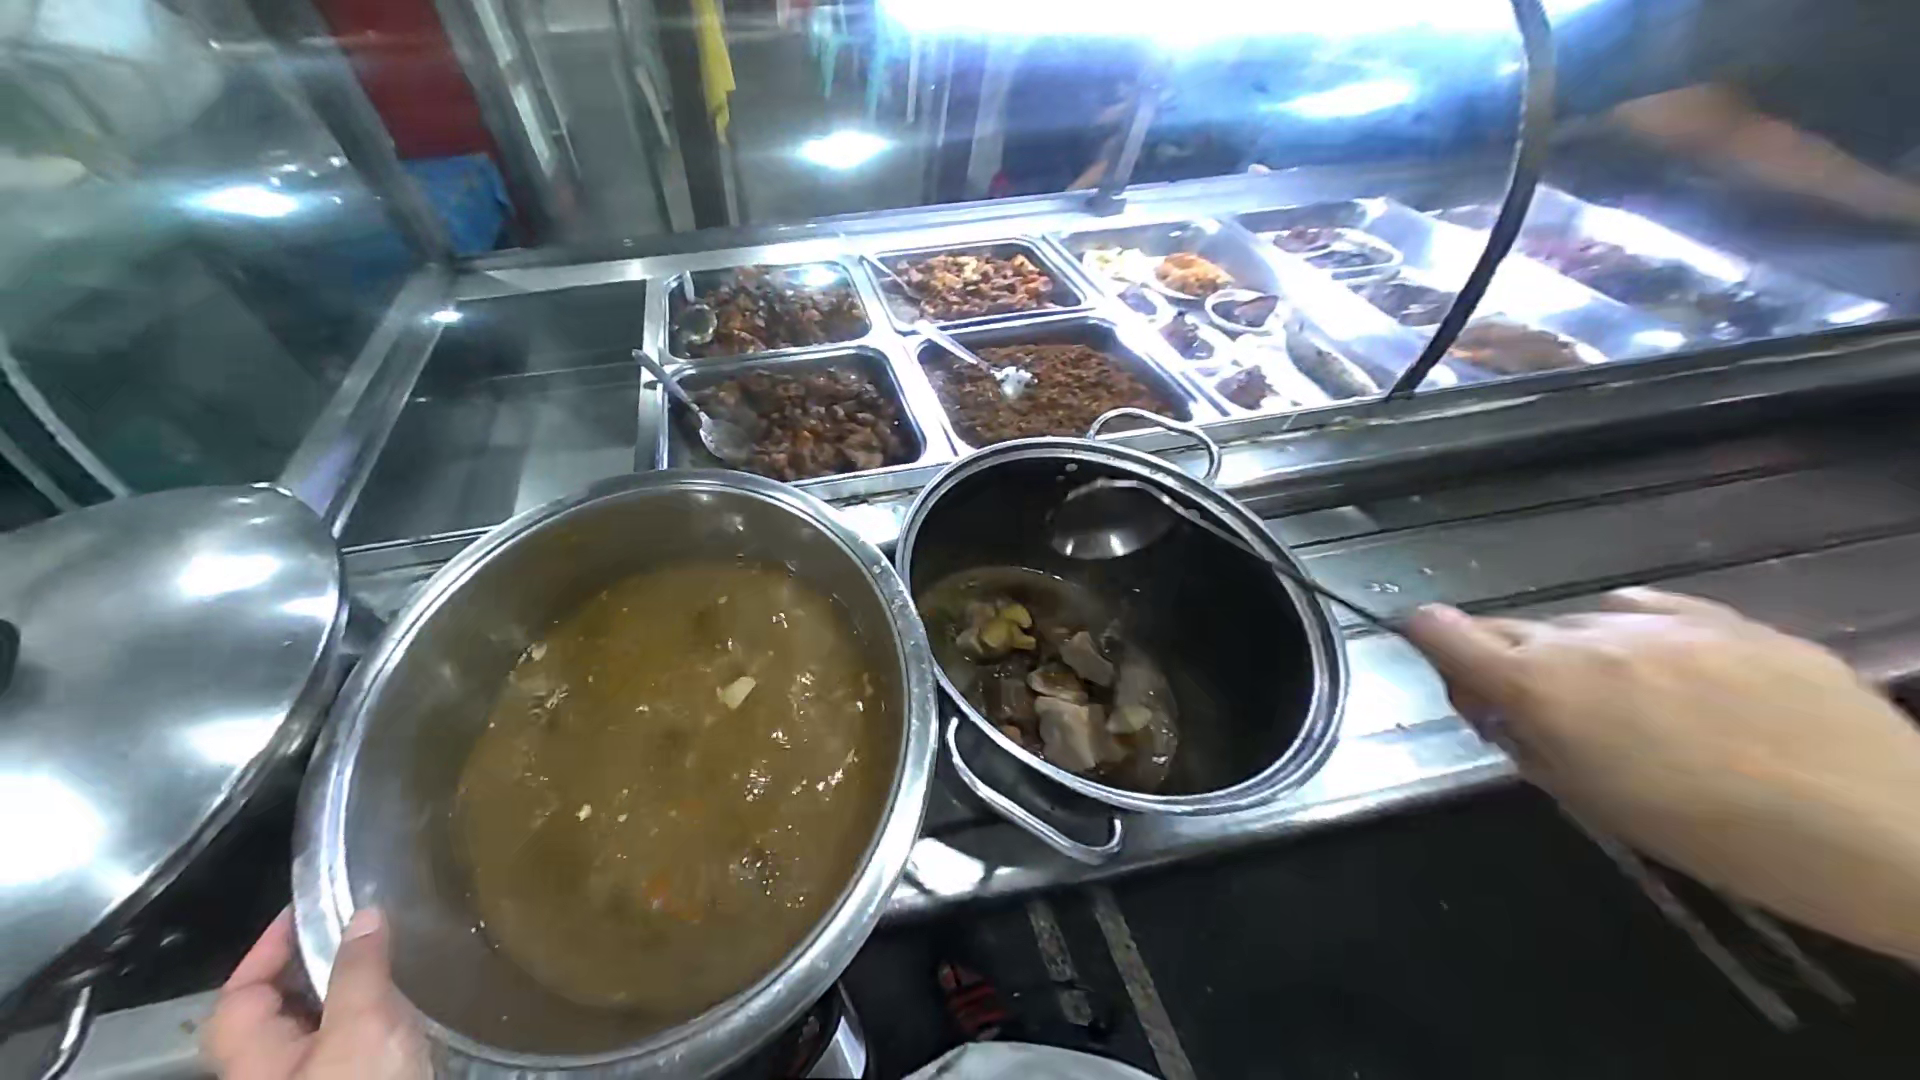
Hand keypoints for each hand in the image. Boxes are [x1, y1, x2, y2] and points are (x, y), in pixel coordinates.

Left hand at [203, 909, 426, 1079]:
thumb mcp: (363, 1027)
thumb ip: (359, 970)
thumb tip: (362, 915)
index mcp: (256, 1063)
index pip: (237, 998)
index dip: (264, 950)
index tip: (306, 905)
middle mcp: (272, 1075)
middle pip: (273, 1012)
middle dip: (310, 963)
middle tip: (358, 919)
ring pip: (314, 1023)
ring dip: (344, 981)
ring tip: (386, 945)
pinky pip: (347, 1035)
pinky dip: (368, 1004)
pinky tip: (403, 991)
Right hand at [1405, 588, 1919, 961]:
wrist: (1891, 832)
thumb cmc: (1707, 831)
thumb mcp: (1580, 794)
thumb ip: (1519, 735)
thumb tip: (1495, 704)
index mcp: (1535, 684)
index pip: (1439, 629)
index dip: (1422, 636)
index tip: (1438, 660)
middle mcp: (1579, 638)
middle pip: (1503, 627)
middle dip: (1500, 660)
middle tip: (1535, 707)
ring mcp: (1655, 622)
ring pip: (1573, 622)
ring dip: (1572, 653)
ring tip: (1624, 698)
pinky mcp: (1724, 619)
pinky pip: (1642, 608)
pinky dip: (1630, 630)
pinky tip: (1665, 665)